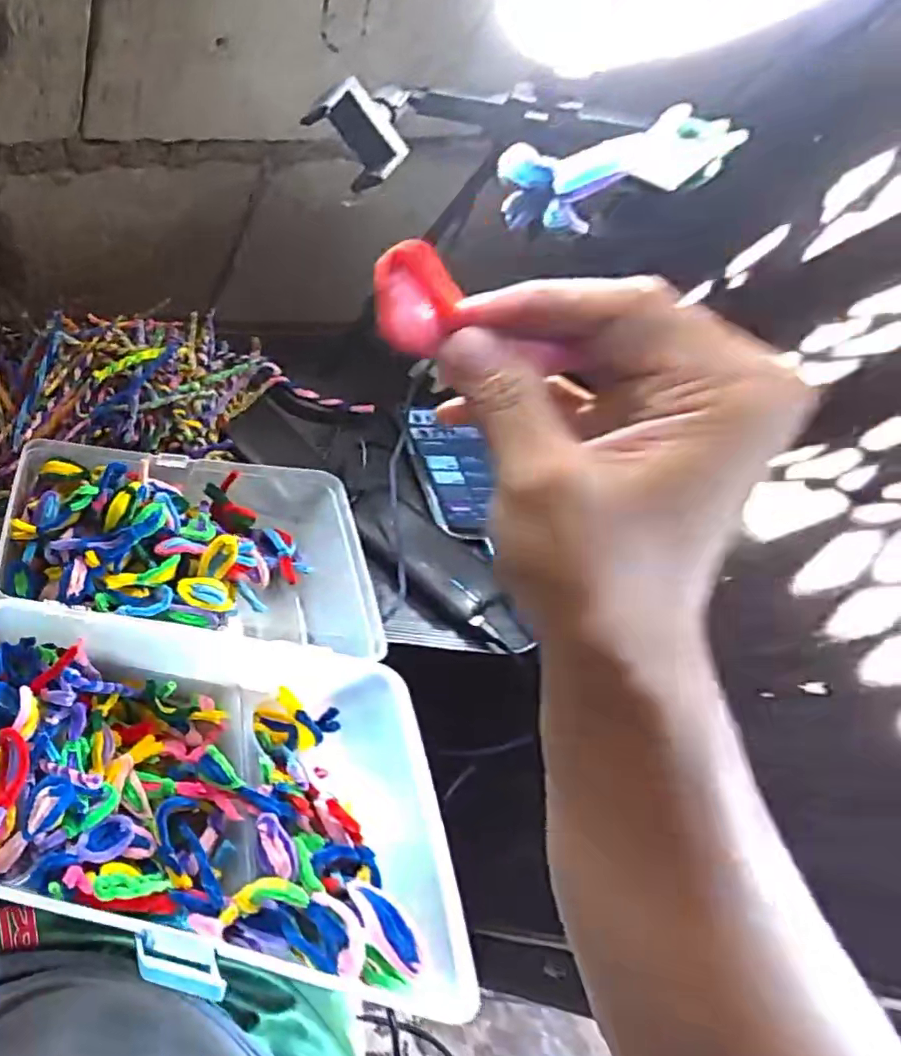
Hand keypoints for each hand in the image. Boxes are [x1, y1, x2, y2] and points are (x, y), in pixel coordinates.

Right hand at [436, 278, 812, 641]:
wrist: (611, 638)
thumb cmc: (588, 565)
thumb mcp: (537, 474)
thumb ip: (502, 396)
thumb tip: (455, 339)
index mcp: (726, 387)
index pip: (628, 309)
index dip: (535, 304)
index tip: (456, 314)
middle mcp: (719, 388)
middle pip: (609, 329)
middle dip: (519, 335)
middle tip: (443, 344)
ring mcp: (681, 413)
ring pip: (587, 360)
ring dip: (513, 367)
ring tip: (447, 378)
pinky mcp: (642, 437)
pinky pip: (578, 396)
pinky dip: (520, 398)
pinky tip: (465, 410)